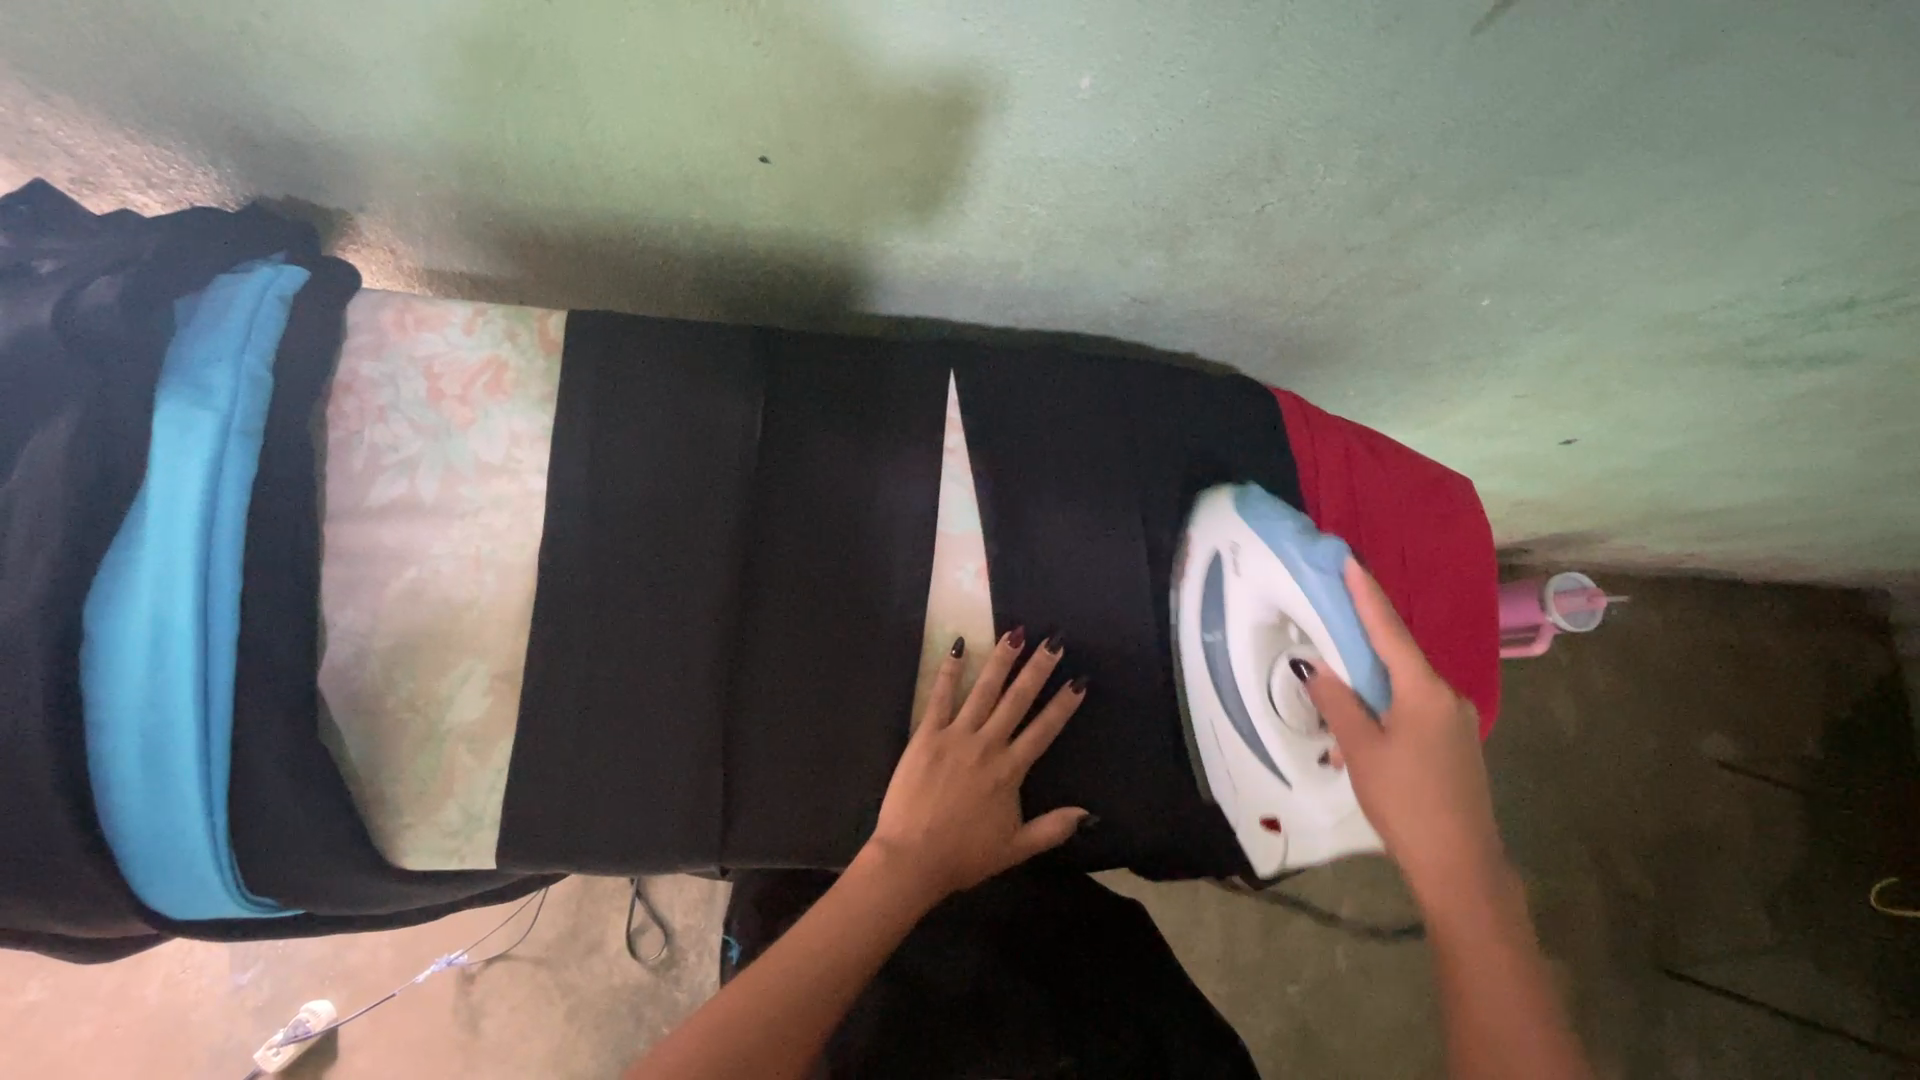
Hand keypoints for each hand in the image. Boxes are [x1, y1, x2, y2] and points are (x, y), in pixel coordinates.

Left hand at [863, 630, 1090, 904]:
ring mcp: (955, 736)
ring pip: (983, 691)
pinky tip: (958, 647)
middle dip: (1038, 669)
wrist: (912, 859)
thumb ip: (1052, 828)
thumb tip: (1089, 814)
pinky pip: (940, 697)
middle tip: (1054, 641)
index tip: (1079, 680)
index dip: (1063, 705)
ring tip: (1015, 633)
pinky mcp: (926, 735)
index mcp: (1010, 771)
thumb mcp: (1015, 849)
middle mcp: (987, 745)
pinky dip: (949, 671)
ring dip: (1001, 661)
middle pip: (1017, 700)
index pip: (1044, 730)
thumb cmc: (964, 856)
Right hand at [1304, 560, 1506, 910]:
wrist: (1460, 863)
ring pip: (1403, 689)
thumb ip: (1337, 702)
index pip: (1388, 631)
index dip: (1366, 595)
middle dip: (1361, 643)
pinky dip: (1384, 712)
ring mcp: (1456, 721)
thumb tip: (1315, 666)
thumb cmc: (1405, 800)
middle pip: (1397, 657)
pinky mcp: (1456, 744)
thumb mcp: (1361, 749)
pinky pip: (1413, 712)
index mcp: (1424, 690)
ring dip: (1369, 690)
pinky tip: (1361, 737)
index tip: (1350, 561)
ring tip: (1335, 702)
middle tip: (1330, 619)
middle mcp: (1447, 696)